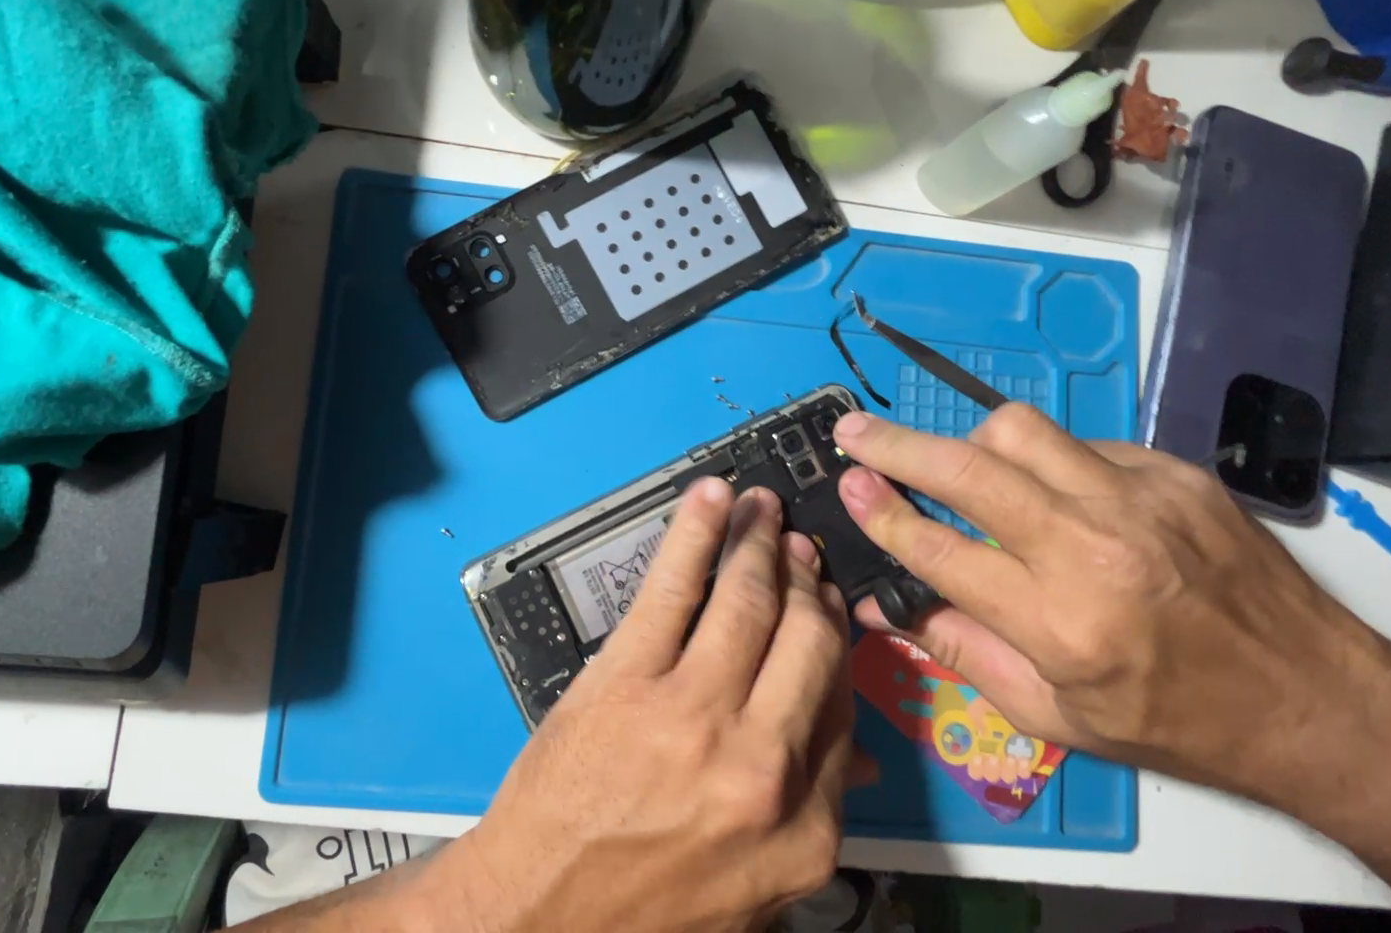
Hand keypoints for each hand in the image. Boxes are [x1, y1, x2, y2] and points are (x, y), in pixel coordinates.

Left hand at [438, 479, 867, 932]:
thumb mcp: (753, 887)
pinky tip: (713, 500)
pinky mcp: (627, 677)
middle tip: (802, 548)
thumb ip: (808, 809)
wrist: (539, 915)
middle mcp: (762, 762)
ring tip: (765, 510)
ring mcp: (691, 711)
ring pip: (747, 603)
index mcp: (805, 824)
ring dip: (759, 542)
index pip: (841, 703)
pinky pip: (673, 589)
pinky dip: (697, 534)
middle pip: (808, 641)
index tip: (825, 603)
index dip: (835, 639)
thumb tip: (851, 747)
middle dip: (808, 582)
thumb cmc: (648, 905)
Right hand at [829, 406, 1390, 806]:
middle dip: (895, 446)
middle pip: (965, 471)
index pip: (938, 549)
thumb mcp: (1052, 715)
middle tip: (853, 432)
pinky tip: (1054, 492)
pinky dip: (1045, 459)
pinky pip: (1078, 443)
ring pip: (1018, 432)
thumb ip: (958, 649)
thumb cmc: (1171, 722)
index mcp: (1058, 622)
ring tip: (959, 463)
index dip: (880, 513)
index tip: (845, 483)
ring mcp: (1137, 500)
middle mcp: (1092, 549)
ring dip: (972, 443)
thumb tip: (880, 603)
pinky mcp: (1173, 474)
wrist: (1318, 701)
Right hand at [962, 698, 1033, 783]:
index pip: (974, 769)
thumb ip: (976, 716)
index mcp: (979, 748)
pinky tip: (1023, 757)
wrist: (1020, 704)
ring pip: (1008, 778)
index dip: (975, 767)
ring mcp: (1011, 760)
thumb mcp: (980, 706)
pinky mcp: (1027, 760)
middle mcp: (993, 757)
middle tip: (995, 758)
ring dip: (1008, 770)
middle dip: (992, 769)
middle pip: (990, 776)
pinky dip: (1023, 768)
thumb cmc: (994, 707)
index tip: (978, 757)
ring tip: (1011, 758)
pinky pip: (1025, 773)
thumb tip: (980, 731)